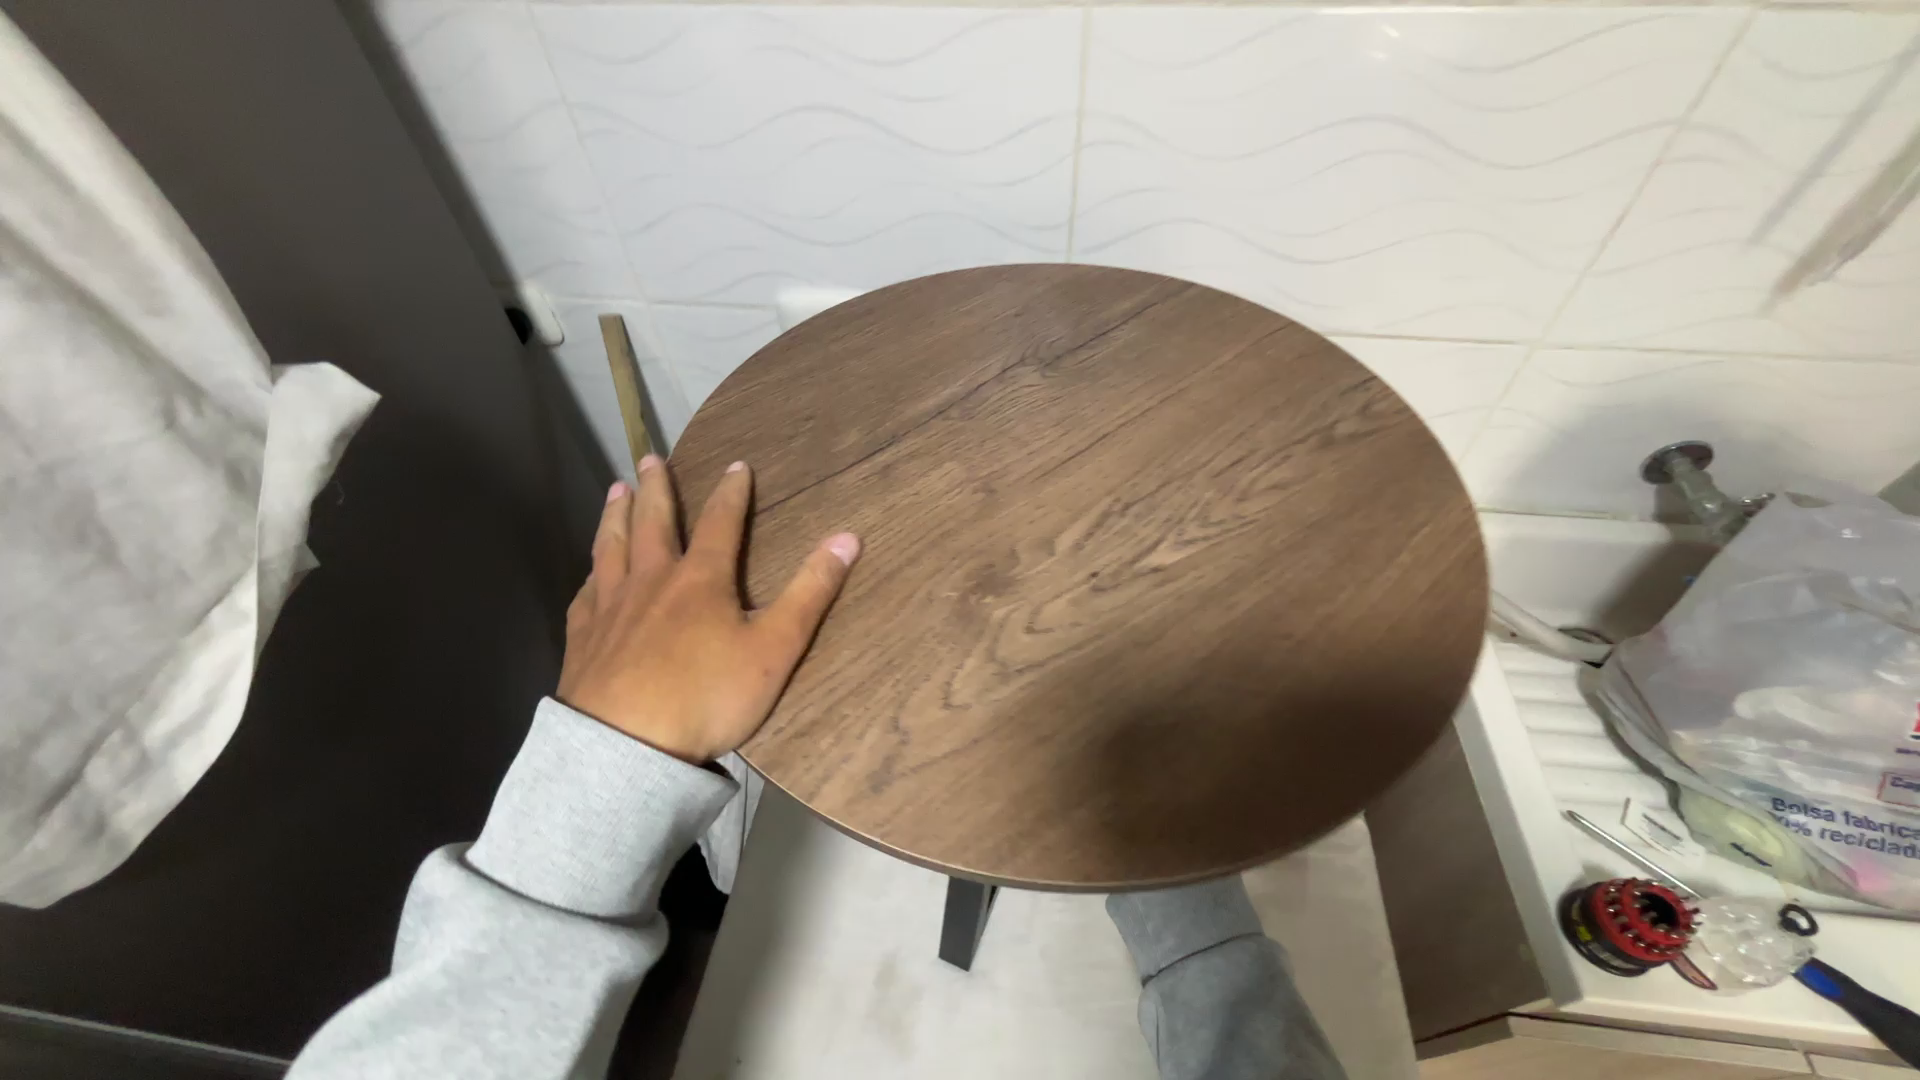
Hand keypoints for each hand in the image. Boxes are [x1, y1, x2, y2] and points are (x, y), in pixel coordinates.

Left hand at [556, 455, 859, 762]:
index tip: (736, 465)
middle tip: (651, 458)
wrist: (627, 748)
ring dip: (615, 516)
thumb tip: (848, 537)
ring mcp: (611, 608)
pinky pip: (586, 594)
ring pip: (611, 548)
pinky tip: (590, 575)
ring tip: (615, 490)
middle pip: (653, 523)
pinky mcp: (583, 639)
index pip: (720, 522)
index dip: (731, 492)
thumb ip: (811, 591)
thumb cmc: (708, 696)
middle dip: (657, 489)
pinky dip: (591, 574)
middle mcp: (652, 581)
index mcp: (700, 580)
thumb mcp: (776, 646)